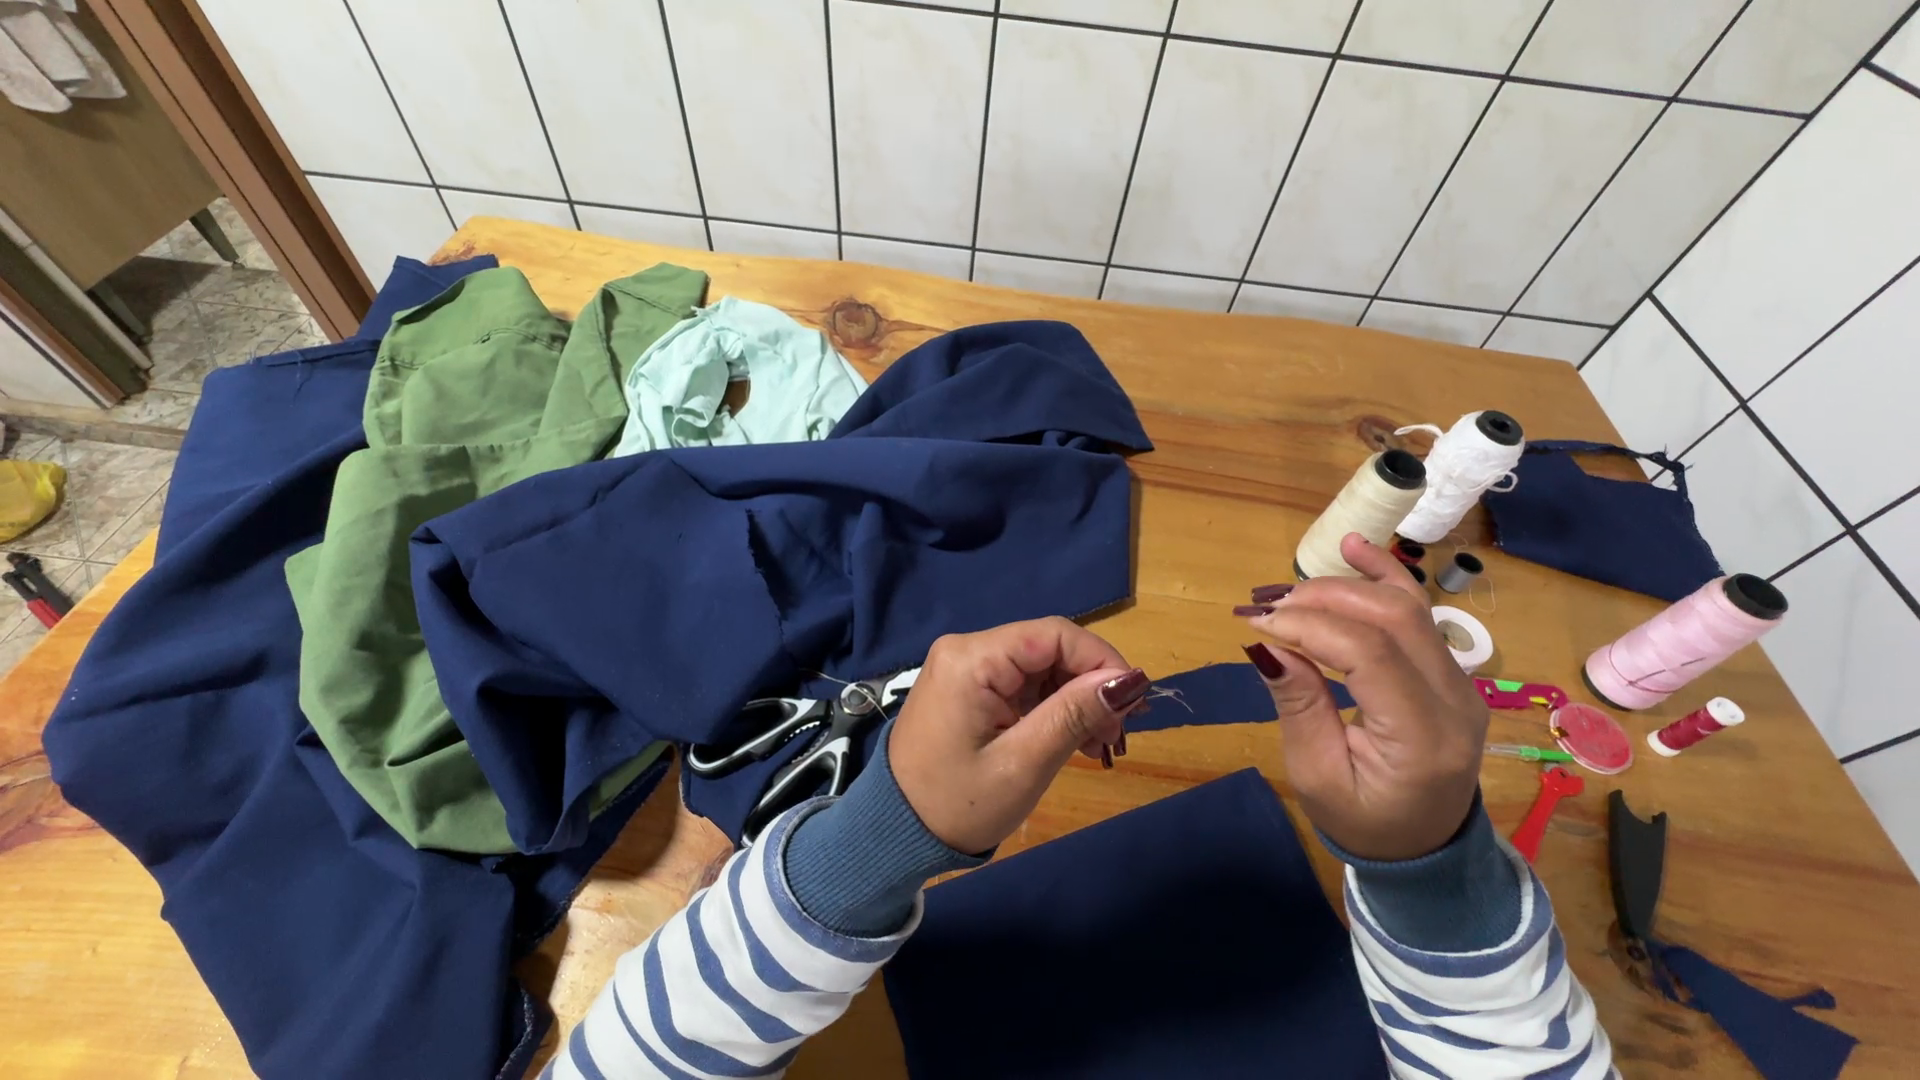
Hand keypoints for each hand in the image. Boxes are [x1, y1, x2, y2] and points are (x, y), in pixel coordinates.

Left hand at [888, 617, 1150, 853]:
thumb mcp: (1024, 763)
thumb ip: (1075, 714)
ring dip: (1076, 701)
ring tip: (1101, 745)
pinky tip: (1075, 741)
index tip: (1135, 703)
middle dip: (1091, 686)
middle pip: (1049, 649)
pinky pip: (1023, 686)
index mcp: (971, 658)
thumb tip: (1132, 679)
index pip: (1055, 634)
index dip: (1102, 660)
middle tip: (1119, 735)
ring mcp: (966, 668)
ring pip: (1042, 668)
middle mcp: (967, 649)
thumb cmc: (957, 804)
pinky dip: (1053, 709)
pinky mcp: (969, 689)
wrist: (895, 835)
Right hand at [1243, 533, 1487, 860]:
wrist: (1426, 846)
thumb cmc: (1364, 820)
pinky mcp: (1450, 671)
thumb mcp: (1317, 776)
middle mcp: (1454, 699)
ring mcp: (1460, 680)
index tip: (1254, 622)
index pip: (1368, 654)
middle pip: (1392, 618)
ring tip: (1290, 589)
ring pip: (1407, 606)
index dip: (1307, 627)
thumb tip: (1265, 645)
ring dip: (1344, 586)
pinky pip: (1419, 613)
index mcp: (1421, 737)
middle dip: (1321, 600)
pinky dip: (1385, 576)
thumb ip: (1299, 706)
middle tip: (1266, 608)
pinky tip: (1353, 547)